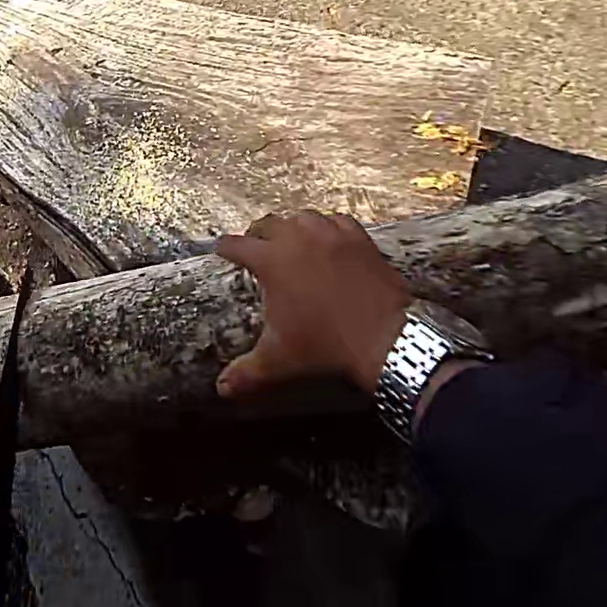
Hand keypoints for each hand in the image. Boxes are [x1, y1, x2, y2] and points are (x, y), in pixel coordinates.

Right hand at [214, 210, 412, 397]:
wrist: (385, 338)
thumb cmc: (325, 345)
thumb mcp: (279, 359)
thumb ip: (247, 371)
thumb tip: (221, 389)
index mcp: (271, 260)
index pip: (237, 245)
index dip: (226, 248)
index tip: (223, 250)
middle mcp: (296, 238)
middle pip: (267, 223)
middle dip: (258, 234)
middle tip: (257, 247)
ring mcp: (329, 233)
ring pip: (302, 217)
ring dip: (292, 227)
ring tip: (292, 240)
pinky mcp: (357, 237)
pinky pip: (336, 220)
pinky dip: (328, 226)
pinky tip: (329, 237)